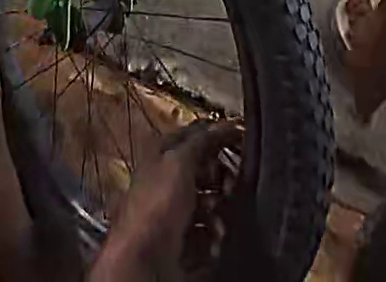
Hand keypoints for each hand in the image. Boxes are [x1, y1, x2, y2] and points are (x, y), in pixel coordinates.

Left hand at [90, 121, 241, 281]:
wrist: (144, 261)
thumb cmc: (158, 205)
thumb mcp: (180, 162)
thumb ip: (202, 141)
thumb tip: (224, 123)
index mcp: (163, 154)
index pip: (196, 135)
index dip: (218, 136)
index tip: (241, 140)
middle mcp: (168, 179)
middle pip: (207, 172)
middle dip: (222, 181)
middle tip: (227, 191)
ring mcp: (175, 212)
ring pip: (211, 204)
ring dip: (220, 214)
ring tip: (217, 225)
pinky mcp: (182, 241)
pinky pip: (208, 234)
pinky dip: (214, 238)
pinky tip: (213, 243)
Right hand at [345, 0, 385, 130]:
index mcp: (367, 91)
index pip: (362, 112)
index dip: (366, 121)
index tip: (367, 125)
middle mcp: (355, 71)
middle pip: (355, 89)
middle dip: (362, 96)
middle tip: (370, 102)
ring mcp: (356, 49)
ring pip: (356, 67)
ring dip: (364, 74)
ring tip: (376, 78)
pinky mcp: (360, 29)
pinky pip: (361, 48)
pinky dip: (368, 54)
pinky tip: (380, 53)